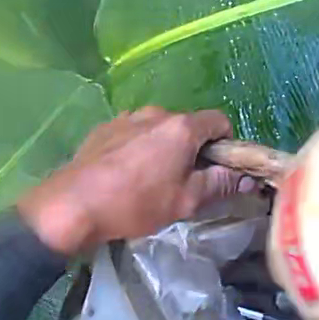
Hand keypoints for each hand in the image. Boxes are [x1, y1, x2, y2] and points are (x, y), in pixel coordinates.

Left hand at [16, 107, 253, 255]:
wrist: (72, 205)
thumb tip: (246, 177)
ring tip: (151, 181)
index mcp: (181, 127)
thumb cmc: (136, 204)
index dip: (226, 144)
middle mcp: (155, 113)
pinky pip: (134, 134)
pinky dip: (138, 149)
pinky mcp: (104, 128)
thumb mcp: (185, 201)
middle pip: (187, 125)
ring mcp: (127, 117)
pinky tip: (125, 175)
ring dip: (163, 148)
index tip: (218, 169)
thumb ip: (220, 184)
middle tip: (185, 182)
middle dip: (193, 149)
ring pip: (158, 129)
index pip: (219, 121)